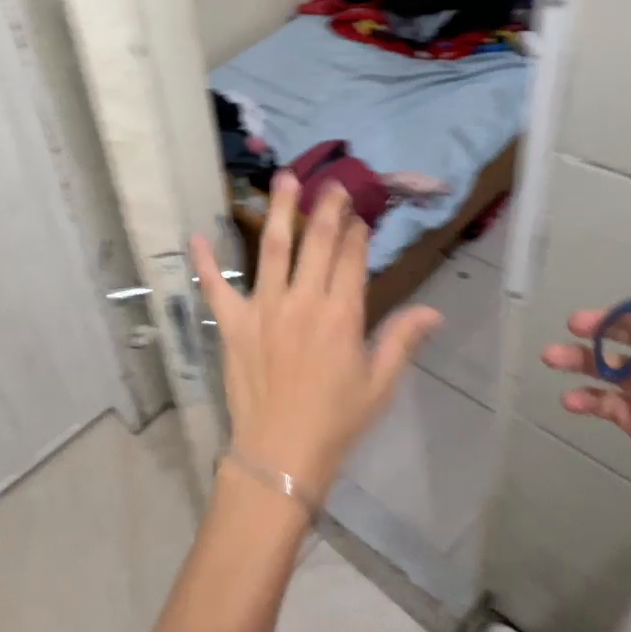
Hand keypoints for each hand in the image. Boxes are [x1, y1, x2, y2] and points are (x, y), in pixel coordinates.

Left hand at [190, 172, 440, 496]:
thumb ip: (402, 340)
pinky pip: (215, 287)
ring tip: (284, 179)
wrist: (280, 452)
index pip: (351, 259)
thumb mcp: (379, 384)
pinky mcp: (232, 323)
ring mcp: (263, 308)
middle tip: (332, 183)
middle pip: (315, 243)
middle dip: (326, 209)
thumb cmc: (336, 421)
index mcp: (341, 315)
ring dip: (278, 211)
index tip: (359, 212)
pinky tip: (197, 235)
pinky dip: (205, 262)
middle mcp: (302, 301)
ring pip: (271, 249)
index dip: (356, 232)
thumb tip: (434, 310)